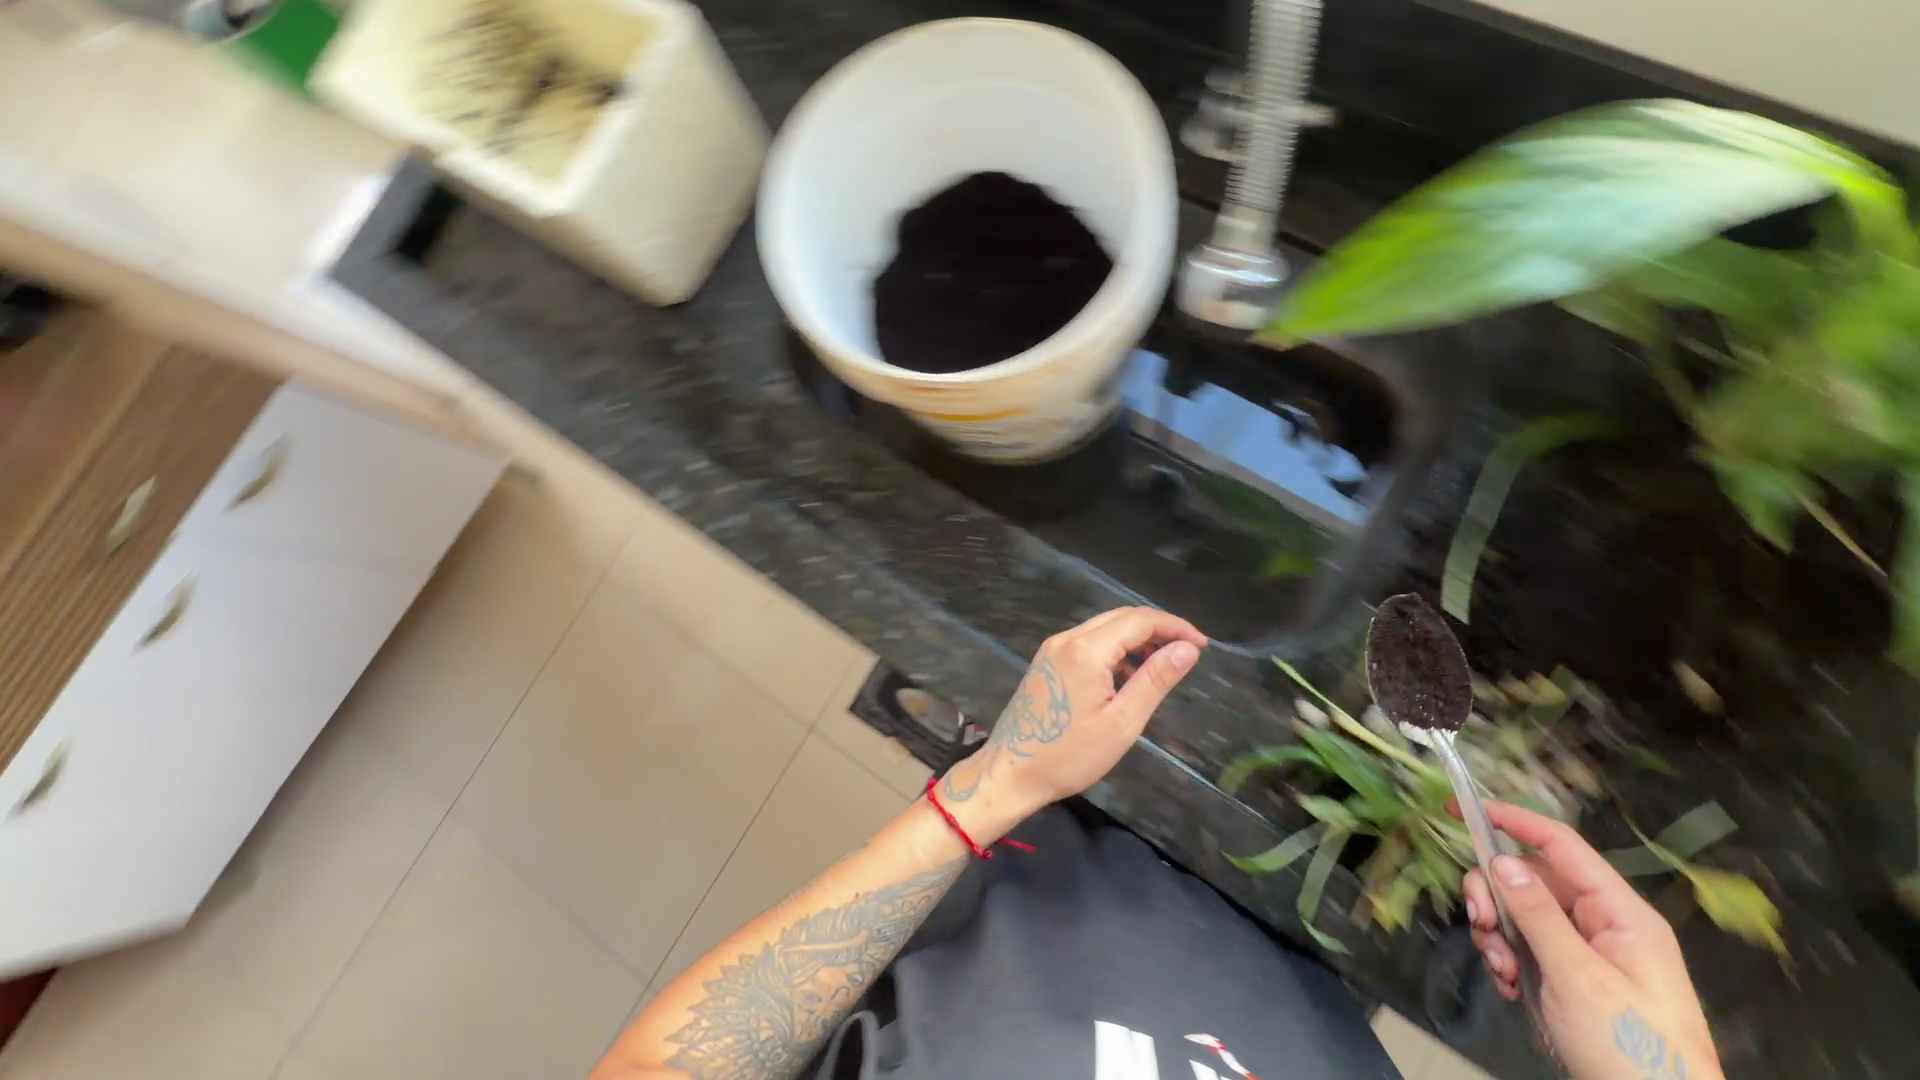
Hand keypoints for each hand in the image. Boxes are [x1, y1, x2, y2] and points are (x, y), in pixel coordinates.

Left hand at [936, 607, 1205, 839]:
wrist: (1011, 773)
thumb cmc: (1070, 755)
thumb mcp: (1122, 722)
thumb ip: (1155, 680)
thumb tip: (1187, 648)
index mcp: (1086, 650)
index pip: (1140, 620)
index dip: (1175, 627)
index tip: (1202, 645)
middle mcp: (1066, 639)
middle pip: (1121, 617)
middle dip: (1158, 628)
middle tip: (1188, 651)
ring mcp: (1052, 648)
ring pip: (1103, 627)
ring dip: (1136, 638)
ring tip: (1162, 664)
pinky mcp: (1046, 662)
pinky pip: (1087, 642)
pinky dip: (1114, 648)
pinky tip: (1128, 675)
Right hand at [1461, 801, 1722, 1079]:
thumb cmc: (1631, 1047)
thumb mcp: (1578, 978)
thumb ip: (1537, 915)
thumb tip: (1500, 860)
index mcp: (1620, 913)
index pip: (1560, 845)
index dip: (1511, 820)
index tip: (1459, 808)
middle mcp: (1602, 922)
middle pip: (1529, 879)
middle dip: (1496, 898)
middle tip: (1481, 926)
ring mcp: (1584, 949)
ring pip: (1519, 912)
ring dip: (1498, 935)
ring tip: (1504, 973)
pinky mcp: (1568, 974)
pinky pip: (1522, 944)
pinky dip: (1506, 958)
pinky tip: (1511, 987)